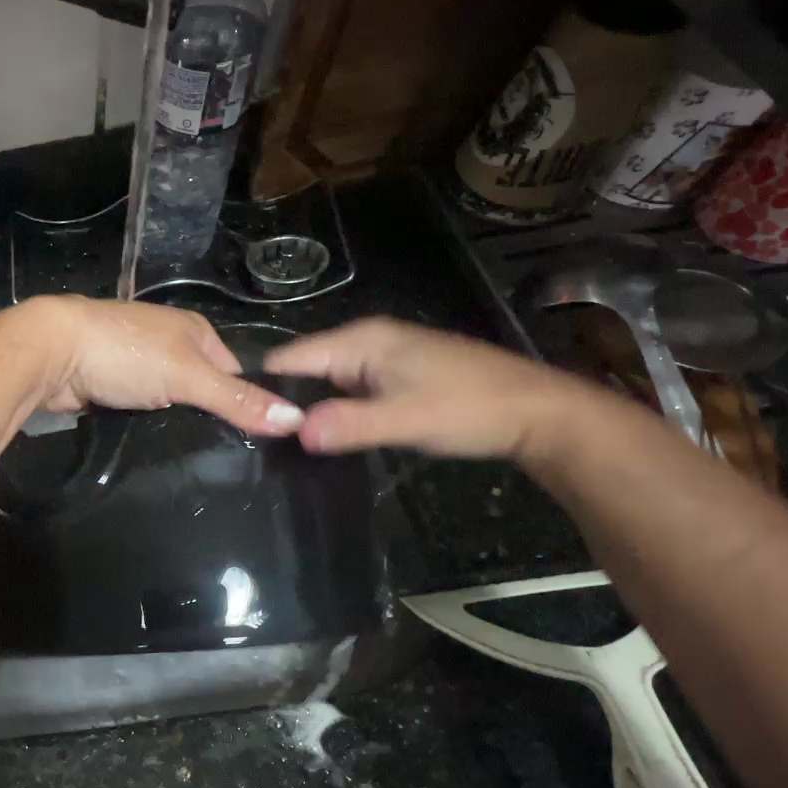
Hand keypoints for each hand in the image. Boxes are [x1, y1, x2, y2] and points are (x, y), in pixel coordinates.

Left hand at [19, 296, 303, 434]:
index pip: (235, 371)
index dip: (246, 403)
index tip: (260, 441)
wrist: (49, 353)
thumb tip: (296, 418)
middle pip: (201, 390)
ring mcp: (134, 367)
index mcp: (194, 331)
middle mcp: (166, 345)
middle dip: (209, 418)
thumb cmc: (124, 352)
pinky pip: (138, 416)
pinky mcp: (107, 391)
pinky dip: (144, 430)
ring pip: (167, 405)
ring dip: (173, 427)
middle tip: (227, 460)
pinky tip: (155, 454)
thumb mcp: (188, 375)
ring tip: (195, 463)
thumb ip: (236, 399)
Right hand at [263, 317, 603, 459]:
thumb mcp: (407, 419)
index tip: (245, 426)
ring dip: (306, 411)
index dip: (264, 389)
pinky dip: (331, 412)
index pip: (289, 357)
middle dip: (282, 402)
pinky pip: (344, 392)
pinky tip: (325, 438)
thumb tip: (291, 430)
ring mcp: (380, 359)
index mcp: (362, 340)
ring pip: (322, 383)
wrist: (542, 415)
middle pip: (302, 369)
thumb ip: (348, 423)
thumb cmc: (473, 409)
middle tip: (260, 444)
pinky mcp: (392, 378)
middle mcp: (365, 342)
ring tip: (283, 446)